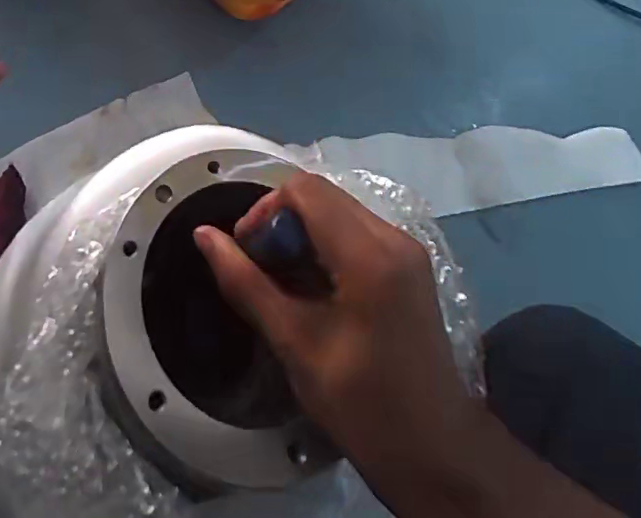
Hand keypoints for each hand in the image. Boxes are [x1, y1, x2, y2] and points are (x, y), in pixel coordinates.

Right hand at [193, 173, 482, 480]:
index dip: (264, 211)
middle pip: (322, 195)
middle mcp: (393, 237)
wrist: (435, 450)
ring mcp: (406, 248)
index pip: (305, 190)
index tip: (247, 254)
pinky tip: (314, 288)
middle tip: (262, 270)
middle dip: (281, 222)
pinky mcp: (409, 263)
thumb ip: (246, 283)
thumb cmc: (362, 404)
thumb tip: (204, 236)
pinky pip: (357, 230)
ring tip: (284, 283)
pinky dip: (326, 245)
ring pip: (338, 210)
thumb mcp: (294, 343)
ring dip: (302, 234)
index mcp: (369, 254)